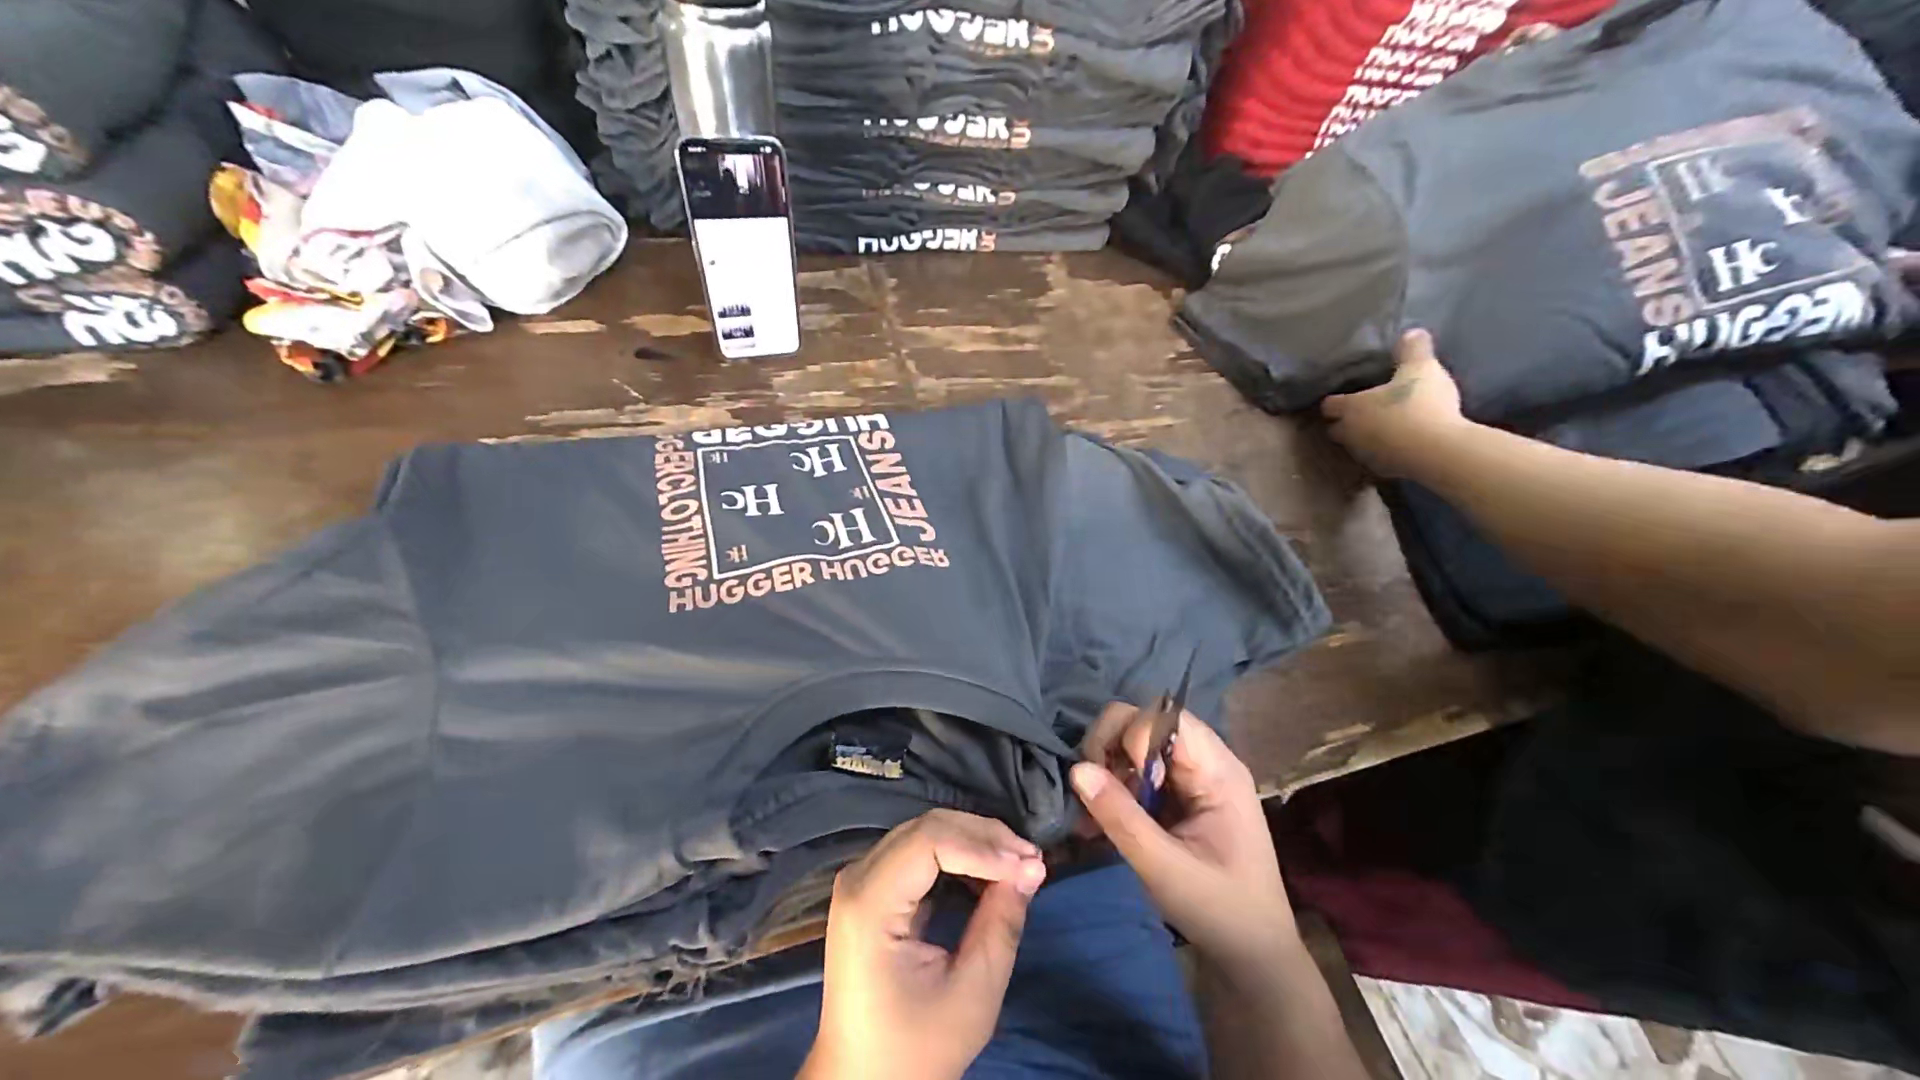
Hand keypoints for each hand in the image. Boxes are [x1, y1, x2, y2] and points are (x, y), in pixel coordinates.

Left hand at [801, 810, 1046, 1079]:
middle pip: (927, 828)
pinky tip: (988, 872)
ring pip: (924, 833)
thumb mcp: (972, 994)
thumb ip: (1002, 923)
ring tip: (1018, 864)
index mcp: (870, 903)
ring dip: (974, 842)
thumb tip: (1033, 868)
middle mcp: (858, 877)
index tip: (1029, 865)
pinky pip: (917, 851)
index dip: (984, 845)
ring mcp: (860, 879)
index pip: (930, 841)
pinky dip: (957, 855)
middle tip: (1031, 860)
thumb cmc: (915, 1047)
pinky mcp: (871, 888)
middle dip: (984, 838)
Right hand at [1073, 704, 1298, 983]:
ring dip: (1108, 770)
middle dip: (1110, 748)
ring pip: (1136, 744)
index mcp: (1218, 770)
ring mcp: (1192, 777)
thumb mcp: (1164, 868)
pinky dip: (1114, 789)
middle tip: (1093, 793)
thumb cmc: (1219, 911)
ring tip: (1092, 815)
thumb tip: (1076, 768)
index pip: (1164, 718)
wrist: (1253, 954)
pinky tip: (1099, 821)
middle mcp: (1205, 761)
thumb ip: (1120, 816)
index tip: (1110, 781)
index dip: (1128, 738)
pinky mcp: (1178, 794)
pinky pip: (1138, 771)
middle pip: (1146, 722)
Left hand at [1321, 328, 1471, 478]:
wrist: (1439, 451)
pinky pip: (1377, 460)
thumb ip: (1413, 350)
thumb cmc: (1422, 405)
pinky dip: (1384, 453)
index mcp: (1351, 408)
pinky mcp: (1384, 471)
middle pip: (1335, 429)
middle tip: (1360, 412)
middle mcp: (1350, 433)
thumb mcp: (1421, 370)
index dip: (1334, 400)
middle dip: (1343, 422)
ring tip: (1382, 429)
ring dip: (1364, 438)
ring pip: (1354, 446)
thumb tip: (1411, 332)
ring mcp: (1365, 455)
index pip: (1329, 405)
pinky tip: (1400, 447)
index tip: (1341, 395)